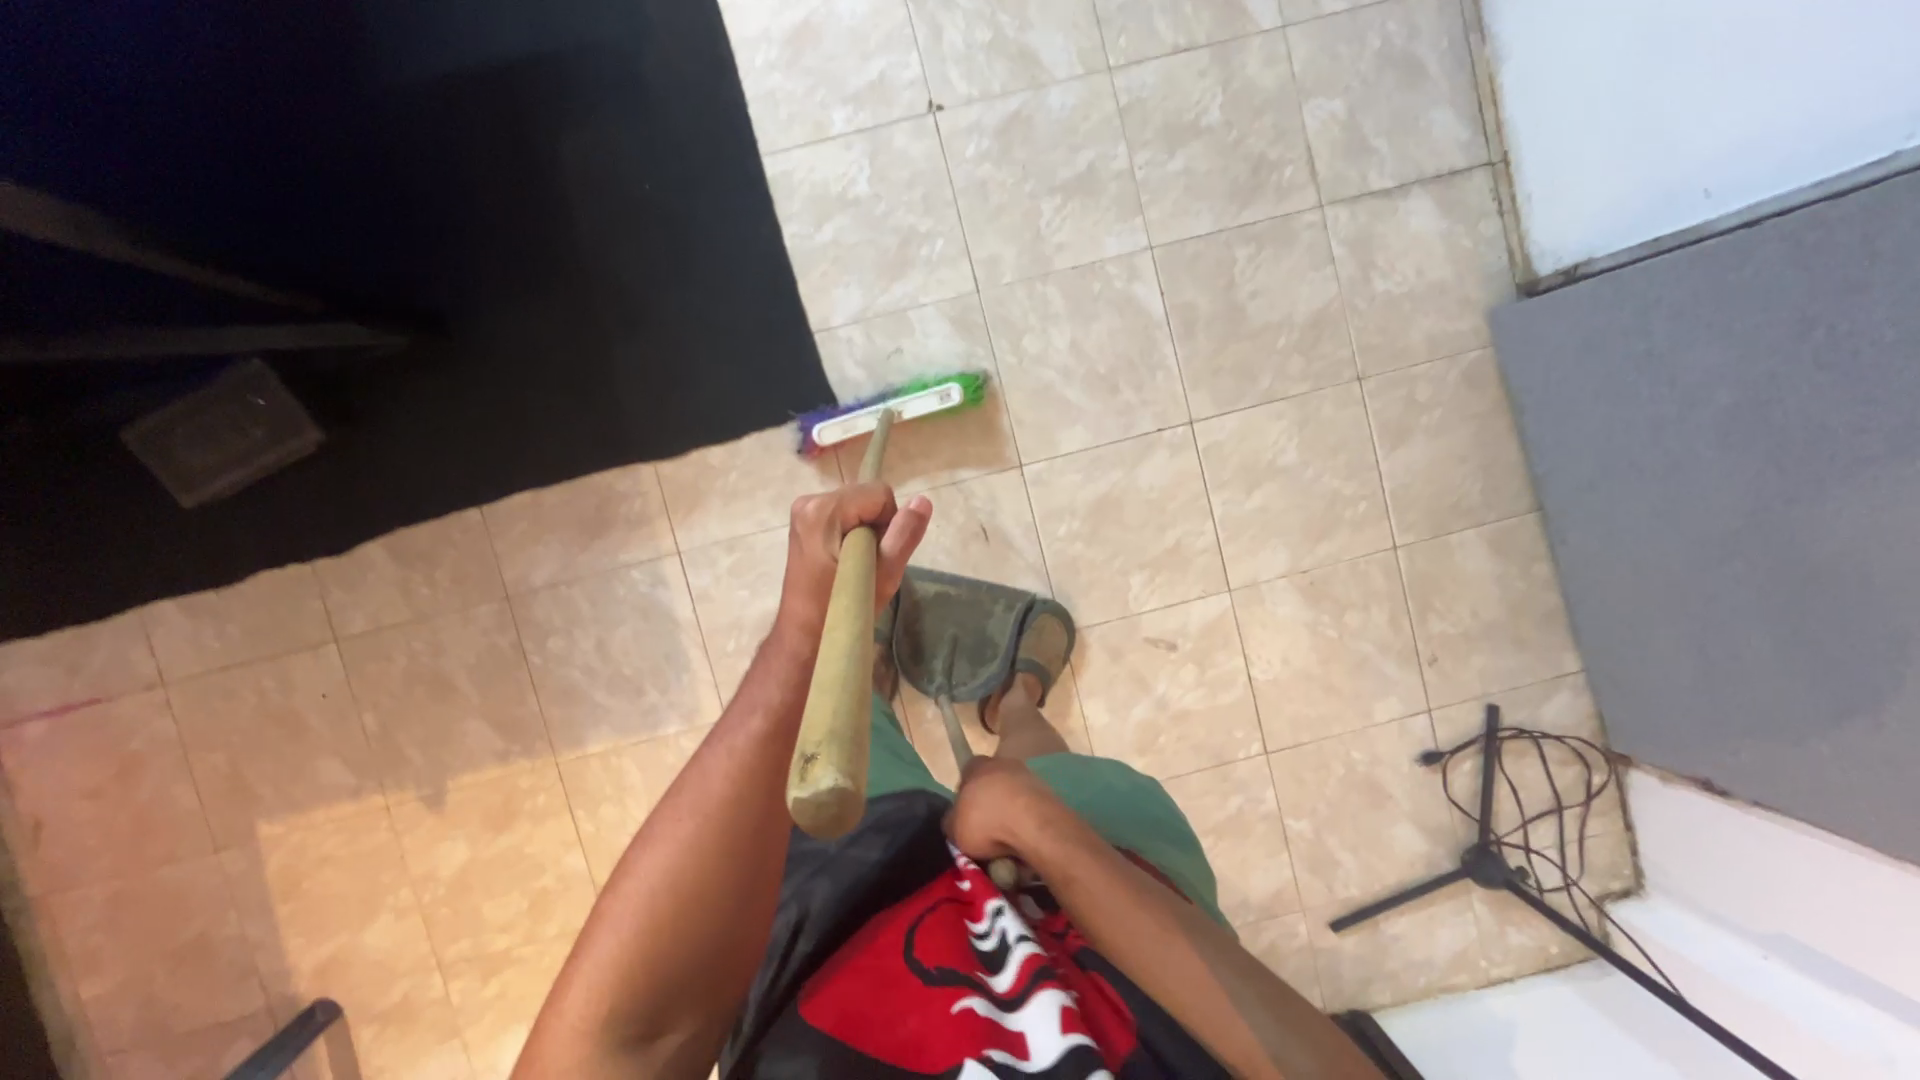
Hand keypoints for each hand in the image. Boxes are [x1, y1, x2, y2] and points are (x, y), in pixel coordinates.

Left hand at [775, 482, 931, 641]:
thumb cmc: (843, 608)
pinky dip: (852, 532)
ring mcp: (803, 511)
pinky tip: (845, 559)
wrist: (805, 635)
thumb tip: (922, 500)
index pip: (880, 494)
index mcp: (823, 510)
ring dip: (866, 531)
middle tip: (868, 563)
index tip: (877, 555)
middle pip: (866, 496)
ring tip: (857, 563)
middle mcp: (809, 502)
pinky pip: (844, 515)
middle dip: (876, 526)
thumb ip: (904, 534)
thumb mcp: (883, 574)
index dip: (889, 524)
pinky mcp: (804, 522)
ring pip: (857, 505)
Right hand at [944, 757, 1064, 861]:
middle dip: (989, 806)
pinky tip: (1024, 842)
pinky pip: (1031, 811)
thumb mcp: (953, 829)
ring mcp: (1029, 776)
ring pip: (1013, 798)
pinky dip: (1027, 824)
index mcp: (976, 765)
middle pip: (991, 786)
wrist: (1034, 825)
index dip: (964, 798)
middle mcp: (1003, 763)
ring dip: (1010, 816)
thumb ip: (951, 822)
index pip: (965, 776)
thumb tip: (955, 821)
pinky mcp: (1049, 793)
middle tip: (986, 832)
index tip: (965, 819)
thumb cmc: (985, 820)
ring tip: (1007, 842)